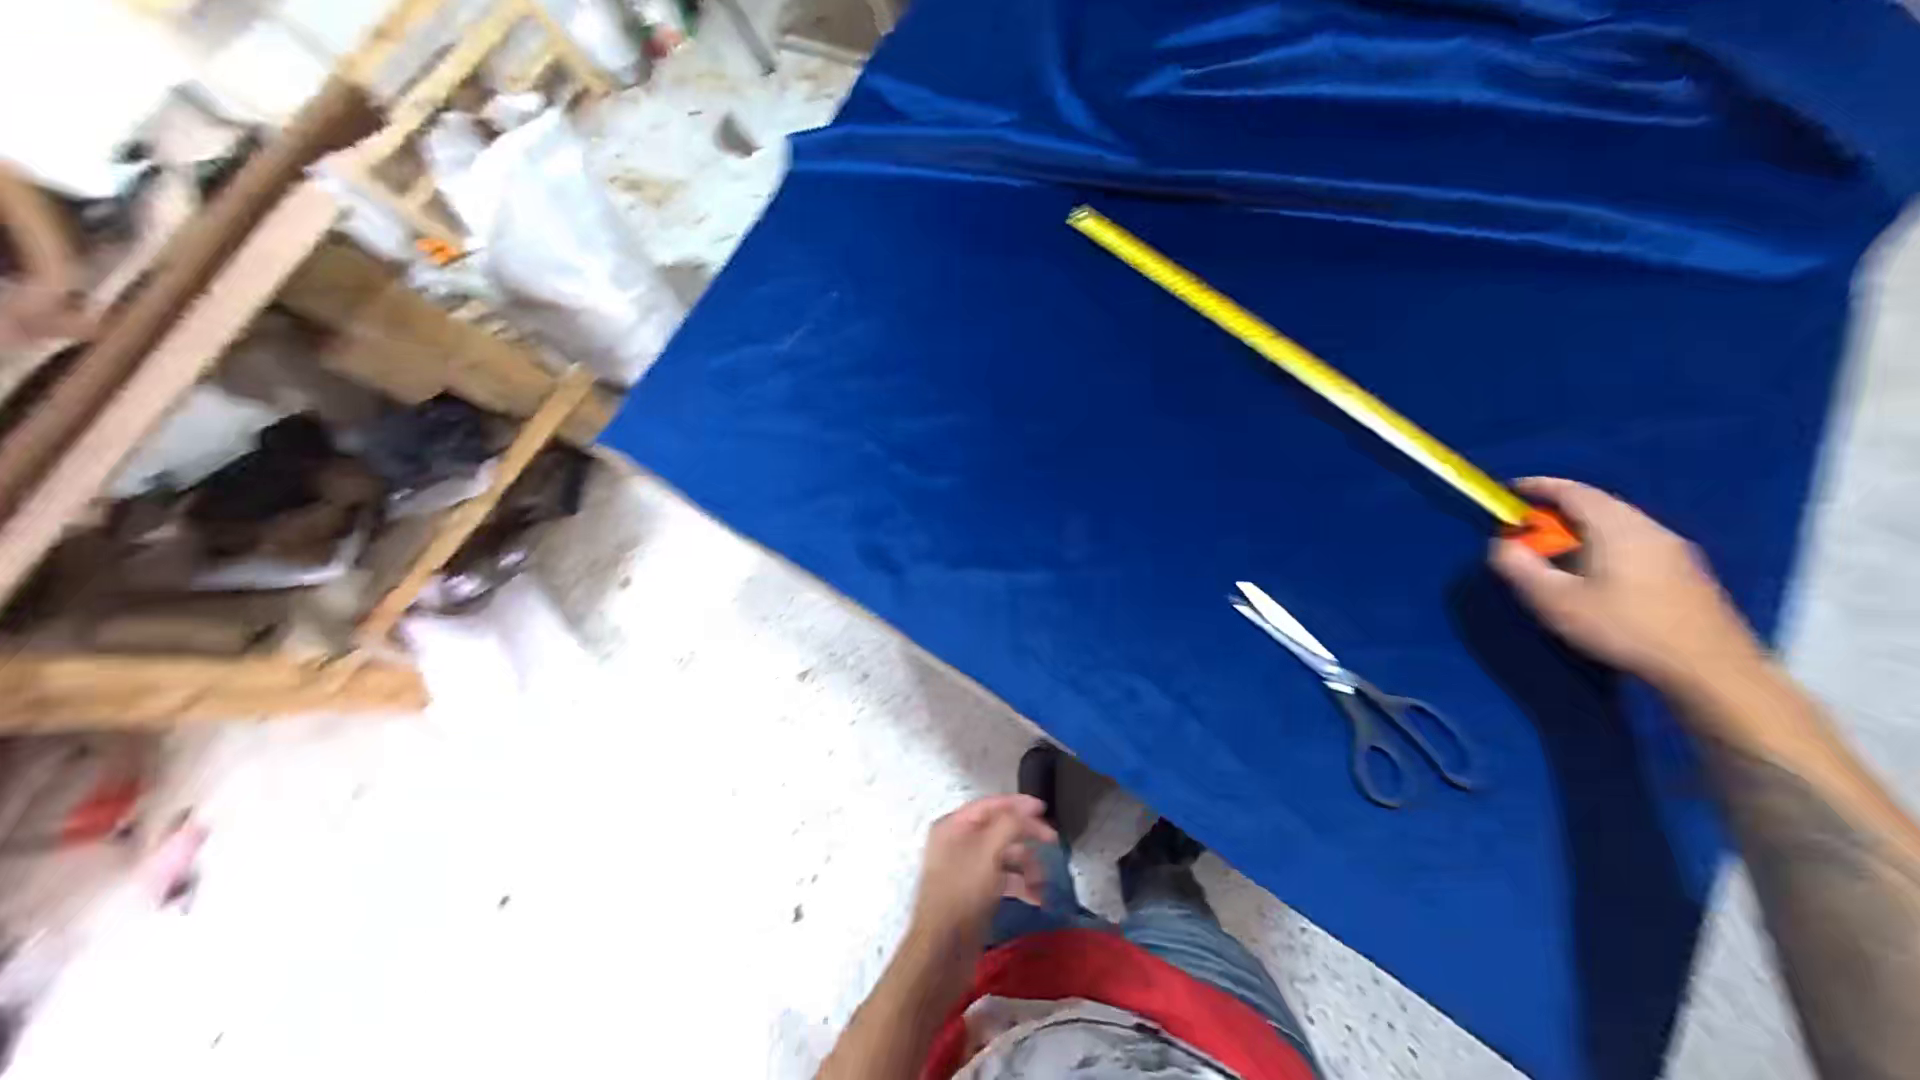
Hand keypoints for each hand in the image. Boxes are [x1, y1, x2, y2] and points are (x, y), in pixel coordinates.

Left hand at [910, 795, 1056, 941]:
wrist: (943, 951)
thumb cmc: (963, 894)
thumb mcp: (988, 852)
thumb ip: (1009, 824)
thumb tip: (1026, 809)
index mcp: (953, 826)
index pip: (989, 805)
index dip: (1017, 804)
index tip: (1044, 809)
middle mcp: (957, 843)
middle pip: (999, 829)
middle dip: (1026, 837)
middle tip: (1052, 842)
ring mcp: (965, 869)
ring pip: (1003, 856)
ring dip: (1026, 865)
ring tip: (1042, 881)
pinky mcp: (974, 893)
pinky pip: (1001, 878)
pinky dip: (1019, 884)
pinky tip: (1035, 897)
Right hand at [1489, 477, 1766, 692]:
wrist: (1708, 666)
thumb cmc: (1623, 627)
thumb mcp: (1555, 601)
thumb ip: (1520, 568)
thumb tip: (1501, 544)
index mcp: (1617, 528)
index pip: (1573, 492)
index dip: (1539, 487)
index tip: (1512, 490)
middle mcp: (1649, 528)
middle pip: (1598, 504)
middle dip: (1558, 508)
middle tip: (1528, 526)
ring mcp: (1673, 548)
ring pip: (1617, 522)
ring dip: (1582, 527)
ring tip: (1557, 550)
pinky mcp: (1684, 569)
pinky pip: (1633, 539)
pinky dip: (1603, 541)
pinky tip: (1594, 569)